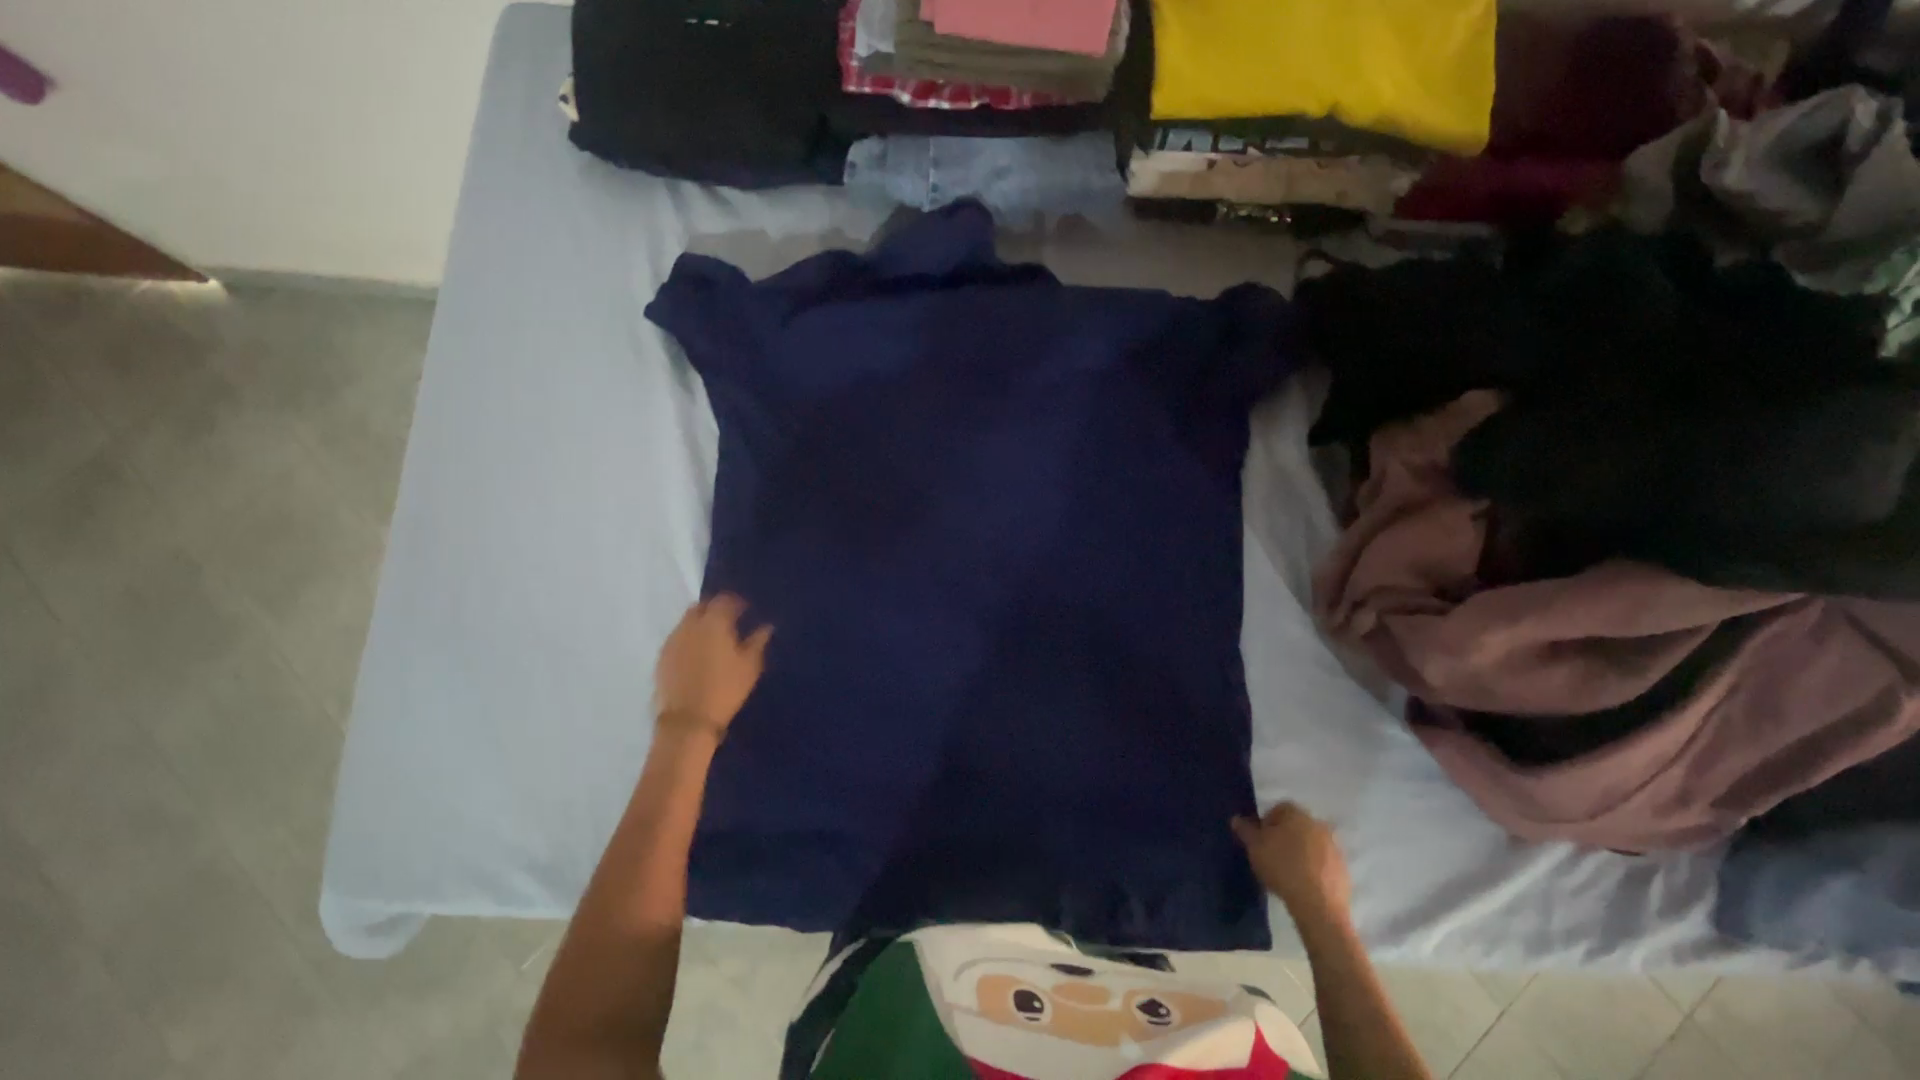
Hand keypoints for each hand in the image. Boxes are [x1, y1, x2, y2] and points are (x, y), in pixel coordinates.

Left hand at [653, 594, 771, 741]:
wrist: (687, 720)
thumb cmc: (725, 689)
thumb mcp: (750, 666)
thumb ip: (758, 641)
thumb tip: (766, 626)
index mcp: (714, 622)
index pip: (725, 600)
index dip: (737, 602)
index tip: (747, 611)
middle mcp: (690, 624)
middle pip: (701, 606)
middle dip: (715, 609)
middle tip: (729, 622)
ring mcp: (673, 639)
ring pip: (687, 621)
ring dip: (700, 623)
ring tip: (713, 639)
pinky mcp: (662, 656)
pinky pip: (678, 638)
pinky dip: (689, 639)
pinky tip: (697, 654)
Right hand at [1233, 802, 1352, 919]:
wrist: (1318, 904)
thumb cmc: (1282, 867)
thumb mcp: (1254, 848)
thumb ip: (1245, 830)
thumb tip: (1237, 819)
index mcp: (1297, 814)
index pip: (1279, 808)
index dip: (1267, 822)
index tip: (1259, 840)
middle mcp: (1318, 824)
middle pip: (1297, 825)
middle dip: (1284, 837)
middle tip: (1271, 855)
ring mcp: (1334, 846)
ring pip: (1311, 844)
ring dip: (1300, 852)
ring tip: (1287, 872)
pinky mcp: (1343, 868)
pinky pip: (1323, 862)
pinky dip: (1313, 868)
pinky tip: (1302, 883)